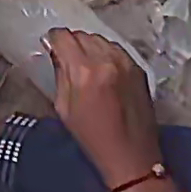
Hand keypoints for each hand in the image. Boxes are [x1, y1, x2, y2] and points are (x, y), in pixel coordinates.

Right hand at [47, 29, 190, 191]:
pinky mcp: (139, 69)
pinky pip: (115, 48)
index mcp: (84, 71)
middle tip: (67, 59)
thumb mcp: (63, 107)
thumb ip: (60, 73)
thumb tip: (56, 51)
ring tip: (86, 65)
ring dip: (89, 46)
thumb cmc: (92, 136)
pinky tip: (103, 69)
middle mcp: (107, 60)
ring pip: (99, 39)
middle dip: (71, 43)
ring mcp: (126, 63)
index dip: (54, 40)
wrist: (132, 157)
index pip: (63, 36)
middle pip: (81, 35)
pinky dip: (105, 53)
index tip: (51, 47)